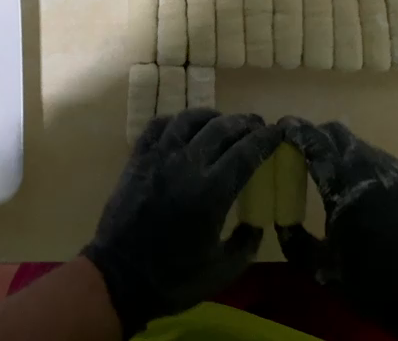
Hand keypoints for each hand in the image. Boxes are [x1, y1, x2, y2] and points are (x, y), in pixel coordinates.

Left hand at [82, 109, 281, 335]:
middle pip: (223, 128)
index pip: (247, 152)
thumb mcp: (222, 272)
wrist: (118, 277)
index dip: (266, 139)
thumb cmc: (173, 279)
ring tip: (223, 123)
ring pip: (191, 119)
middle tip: (257, 125)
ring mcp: (160, 156)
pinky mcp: (138, 157)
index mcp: (212, 191)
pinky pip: (160, 125)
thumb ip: (246, 244)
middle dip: (245, 123)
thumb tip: (256, 224)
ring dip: (213, 117)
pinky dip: (177, 121)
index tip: (278, 132)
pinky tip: (185, 129)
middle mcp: (188, 164)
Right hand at [276, 117, 397, 332]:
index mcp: (345, 189)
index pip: (315, 144)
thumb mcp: (323, 269)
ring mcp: (393, 170)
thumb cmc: (370, 283)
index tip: (281, 127)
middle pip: (337, 133)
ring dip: (338, 148)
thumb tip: (280, 219)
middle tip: (300, 146)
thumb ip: (294, 241)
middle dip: (315, 135)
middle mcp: (370, 169)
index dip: (296, 132)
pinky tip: (356, 180)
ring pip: (358, 143)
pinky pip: (377, 156)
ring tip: (327, 165)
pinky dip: (359, 160)